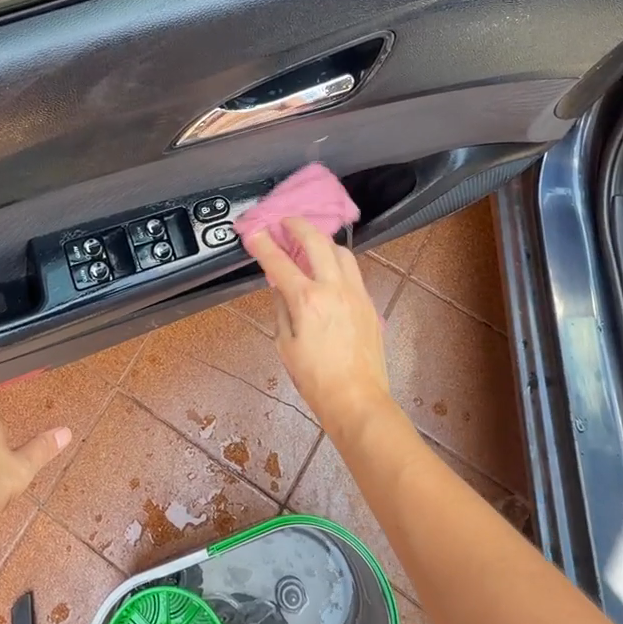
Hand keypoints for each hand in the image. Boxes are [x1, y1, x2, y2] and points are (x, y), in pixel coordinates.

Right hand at [243, 218, 391, 435]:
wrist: (358, 400)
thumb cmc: (315, 379)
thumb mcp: (285, 345)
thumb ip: (281, 308)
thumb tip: (280, 287)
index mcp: (307, 300)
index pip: (279, 262)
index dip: (263, 244)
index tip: (253, 231)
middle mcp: (334, 289)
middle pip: (316, 242)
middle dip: (297, 226)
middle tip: (285, 222)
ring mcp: (356, 294)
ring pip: (341, 251)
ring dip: (322, 242)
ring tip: (309, 244)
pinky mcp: (369, 304)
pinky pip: (353, 271)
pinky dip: (337, 262)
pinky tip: (329, 271)